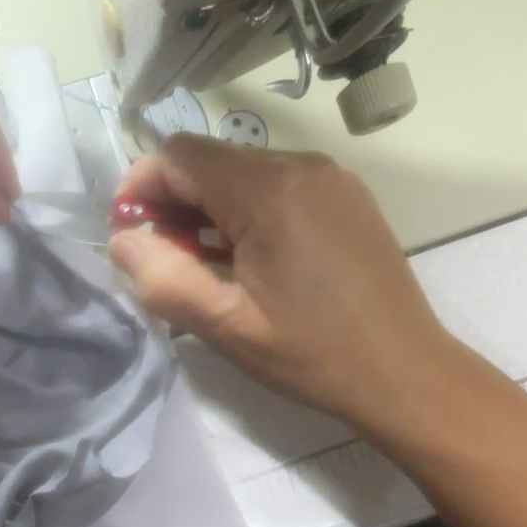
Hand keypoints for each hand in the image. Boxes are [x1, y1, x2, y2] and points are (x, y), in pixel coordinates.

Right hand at [109, 135, 458, 432]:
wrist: (404, 371)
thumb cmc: (312, 353)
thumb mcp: (227, 326)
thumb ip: (164, 279)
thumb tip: (122, 240)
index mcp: (268, 192)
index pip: (181, 155)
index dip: (141, 185)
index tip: (127, 231)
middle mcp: (302, 166)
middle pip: (213, 159)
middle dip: (175, 201)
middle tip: (164, 259)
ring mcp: (332, 178)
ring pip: (245, 171)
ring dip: (211, 208)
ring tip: (206, 265)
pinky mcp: (349, 198)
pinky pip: (281, 186)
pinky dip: (249, 211)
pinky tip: (251, 259)